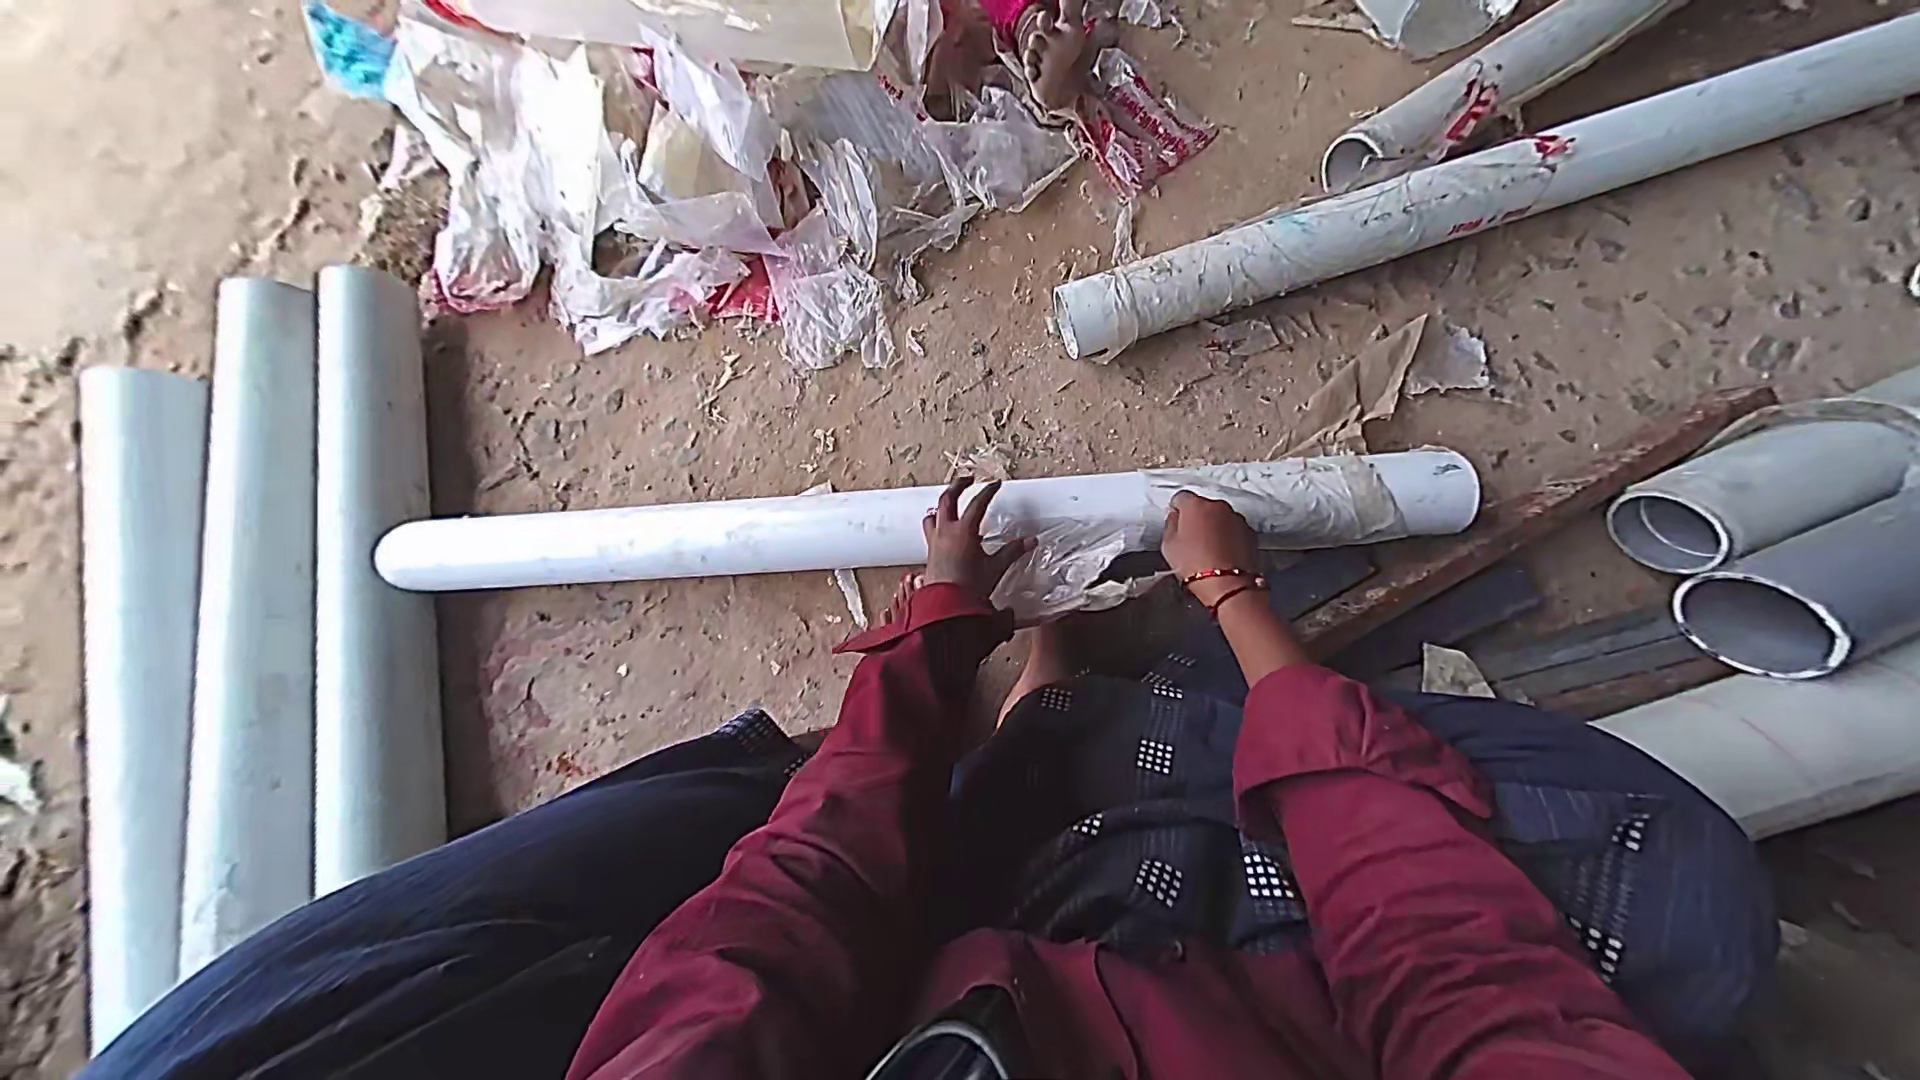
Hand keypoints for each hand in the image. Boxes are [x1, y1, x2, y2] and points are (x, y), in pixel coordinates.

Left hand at [922, 477, 1036, 601]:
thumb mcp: (995, 568)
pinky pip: (930, 529)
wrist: (946, 607)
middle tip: (969, 479)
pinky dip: (937, 522)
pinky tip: (945, 530)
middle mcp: (945, 532)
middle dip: (958, 485)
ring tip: (951, 502)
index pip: (977, 503)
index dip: (988, 491)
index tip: (995, 484)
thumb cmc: (969, 589)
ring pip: (934, 512)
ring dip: (942, 504)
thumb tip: (1029, 542)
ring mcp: (935, 541)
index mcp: (963, 531)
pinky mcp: (930, 551)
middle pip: (948, 498)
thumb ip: (1012, 551)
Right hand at [1160, 490, 1259, 605]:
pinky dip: (1228, 536)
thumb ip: (1170, 524)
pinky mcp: (1250, 532)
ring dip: (1213, 526)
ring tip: (1207, 548)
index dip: (1176, 509)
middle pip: (1203, 505)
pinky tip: (1221, 552)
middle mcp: (1218, 506)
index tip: (1175, 521)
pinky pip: (1234, 528)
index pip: (1181, 497)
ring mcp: (1236, 518)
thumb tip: (1175, 517)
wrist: (1228, 585)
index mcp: (1195, 505)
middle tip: (1190, 538)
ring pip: (1220, 516)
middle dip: (1196, 517)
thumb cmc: (1195, 564)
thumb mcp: (1168, 545)